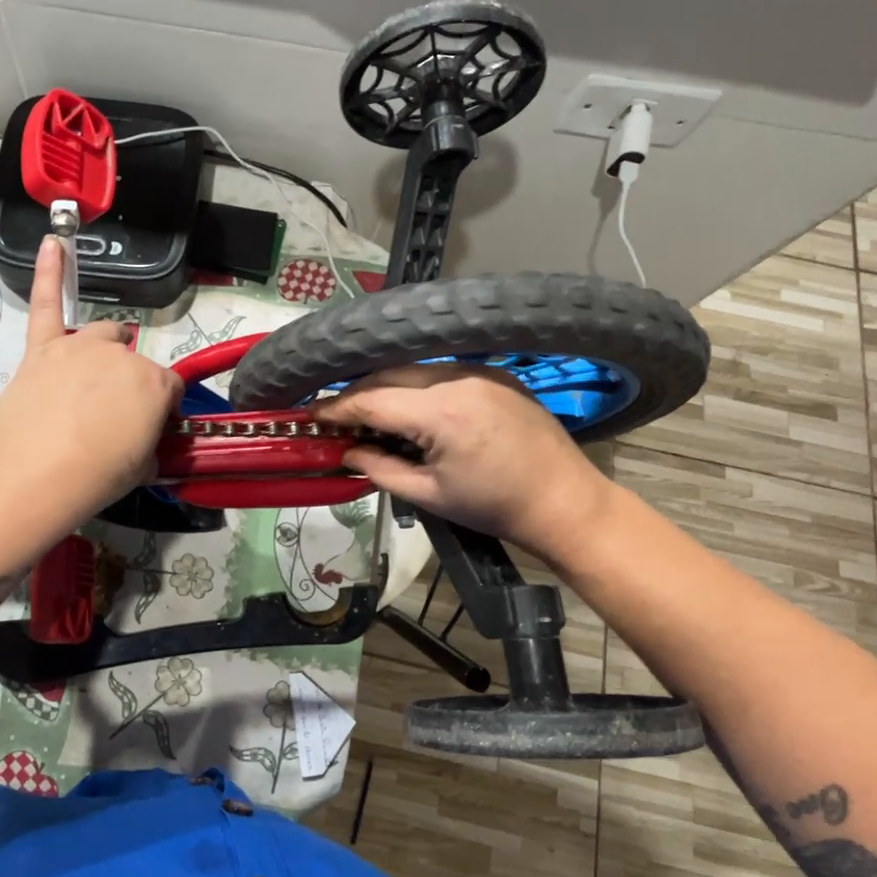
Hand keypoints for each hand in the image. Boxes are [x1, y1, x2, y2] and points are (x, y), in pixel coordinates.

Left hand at [0, 235, 182, 537]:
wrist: (34, 477)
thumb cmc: (96, 478)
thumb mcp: (142, 469)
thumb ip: (150, 446)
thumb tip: (147, 444)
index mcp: (154, 384)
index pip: (169, 389)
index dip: (160, 411)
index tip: (148, 430)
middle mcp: (122, 356)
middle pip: (134, 363)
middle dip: (129, 386)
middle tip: (112, 418)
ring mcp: (79, 347)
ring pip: (103, 334)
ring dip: (105, 349)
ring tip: (94, 377)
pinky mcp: (41, 348)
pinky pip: (46, 303)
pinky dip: (47, 272)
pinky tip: (51, 241)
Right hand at [311, 365, 614, 556]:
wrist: (565, 502)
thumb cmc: (494, 507)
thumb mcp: (429, 496)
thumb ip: (379, 468)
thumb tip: (347, 450)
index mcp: (440, 412)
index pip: (372, 399)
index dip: (337, 408)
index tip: (310, 415)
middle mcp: (458, 378)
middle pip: (388, 374)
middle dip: (357, 393)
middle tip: (335, 417)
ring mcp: (480, 370)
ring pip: (414, 369)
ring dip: (386, 387)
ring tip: (370, 414)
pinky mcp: (496, 372)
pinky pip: (442, 371)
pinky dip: (417, 386)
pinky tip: (410, 408)